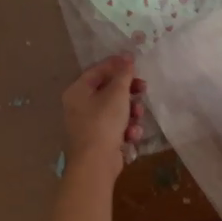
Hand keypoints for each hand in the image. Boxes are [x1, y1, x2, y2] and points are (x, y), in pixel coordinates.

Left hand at [61, 55, 146, 174]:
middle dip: (128, 91)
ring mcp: (89, 124)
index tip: (135, 62)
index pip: (98, 70)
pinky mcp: (99, 139)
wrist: (96, 163)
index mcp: (78, 90)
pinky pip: (116, 127)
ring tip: (137, 117)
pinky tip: (132, 135)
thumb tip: (126, 57)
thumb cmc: (104, 122)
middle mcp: (79, 105)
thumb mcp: (117, 94)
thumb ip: (123, 74)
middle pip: (108, 90)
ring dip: (130, 112)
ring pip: (115, 109)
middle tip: (143, 89)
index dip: (117, 64)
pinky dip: (126, 129)